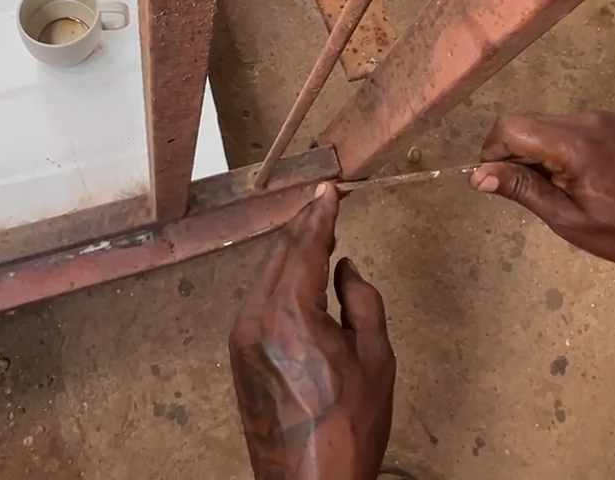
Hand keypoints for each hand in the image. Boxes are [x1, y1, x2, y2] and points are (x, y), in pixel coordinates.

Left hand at [229, 183, 395, 479]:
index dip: (320, 213)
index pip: (305, 246)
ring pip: (266, 271)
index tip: (328, 187)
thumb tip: (345, 264)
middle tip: (324, 201)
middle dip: (303, 224)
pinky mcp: (238, 350)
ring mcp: (241, 333)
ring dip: (291, 248)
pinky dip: (280, 275)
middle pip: (280, 252)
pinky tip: (299, 272)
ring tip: (316, 229)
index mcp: (290, 314)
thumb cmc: (350, 426)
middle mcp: (256, 315)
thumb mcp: (375, 360)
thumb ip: (362, 300)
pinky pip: (260, 296)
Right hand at [469, 111, 614, 272]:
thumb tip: (478, 176)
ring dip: (534, 148)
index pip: (511, 127)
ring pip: (543, 122)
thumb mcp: (568, 219)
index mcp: (577, 144)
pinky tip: (572, 173)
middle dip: (512, 151)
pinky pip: (566, 124)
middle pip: (525, 122)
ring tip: (553, 184)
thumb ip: (522, 189)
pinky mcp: (612, 122)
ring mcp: (602, 118)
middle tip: (525, 187)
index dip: (493, 152)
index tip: (497, 180)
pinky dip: (555, 144)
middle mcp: (588, 120)